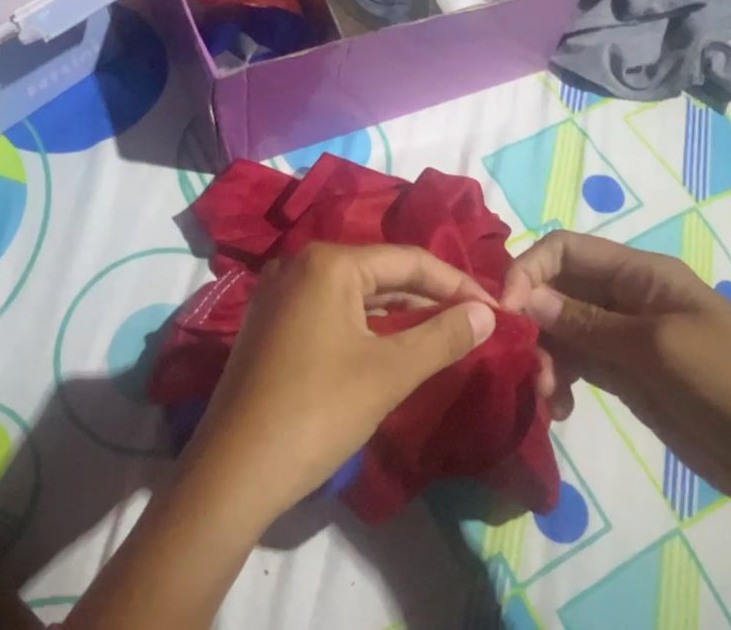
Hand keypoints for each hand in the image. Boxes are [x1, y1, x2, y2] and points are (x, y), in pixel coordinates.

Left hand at [183, 242, 496, 516]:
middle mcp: (299, 265)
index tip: (496, 310)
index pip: (408, 260)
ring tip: (446, 335)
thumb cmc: (318, 411)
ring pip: (356, 293)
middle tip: (476, 324)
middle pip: (381, 272)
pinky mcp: (271, 325)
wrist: (234, 470)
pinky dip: (368, 325)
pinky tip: (395, 346)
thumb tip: (488, 313)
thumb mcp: (389, 373)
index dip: (457, 283)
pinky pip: (332, 311)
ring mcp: (279, 294)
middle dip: (430, 297)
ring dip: (401, 312)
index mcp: (328, 263)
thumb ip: (443, 337)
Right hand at [503, 231, 730, 518]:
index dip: (528, 269)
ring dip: (543, 357)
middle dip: (531, 321)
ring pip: (560, 331)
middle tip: (527, 367)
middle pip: (556, 289)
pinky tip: (561, 410)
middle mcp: (626, 298)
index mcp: (640, 273)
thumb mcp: (658, 347)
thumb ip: (587, 323)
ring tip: (549, 397)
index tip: (504, 312)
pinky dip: (559, 381)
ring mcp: (625, 340)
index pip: (565, 249)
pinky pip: (576, 365)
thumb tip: (523, 299)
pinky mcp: (626, 378)